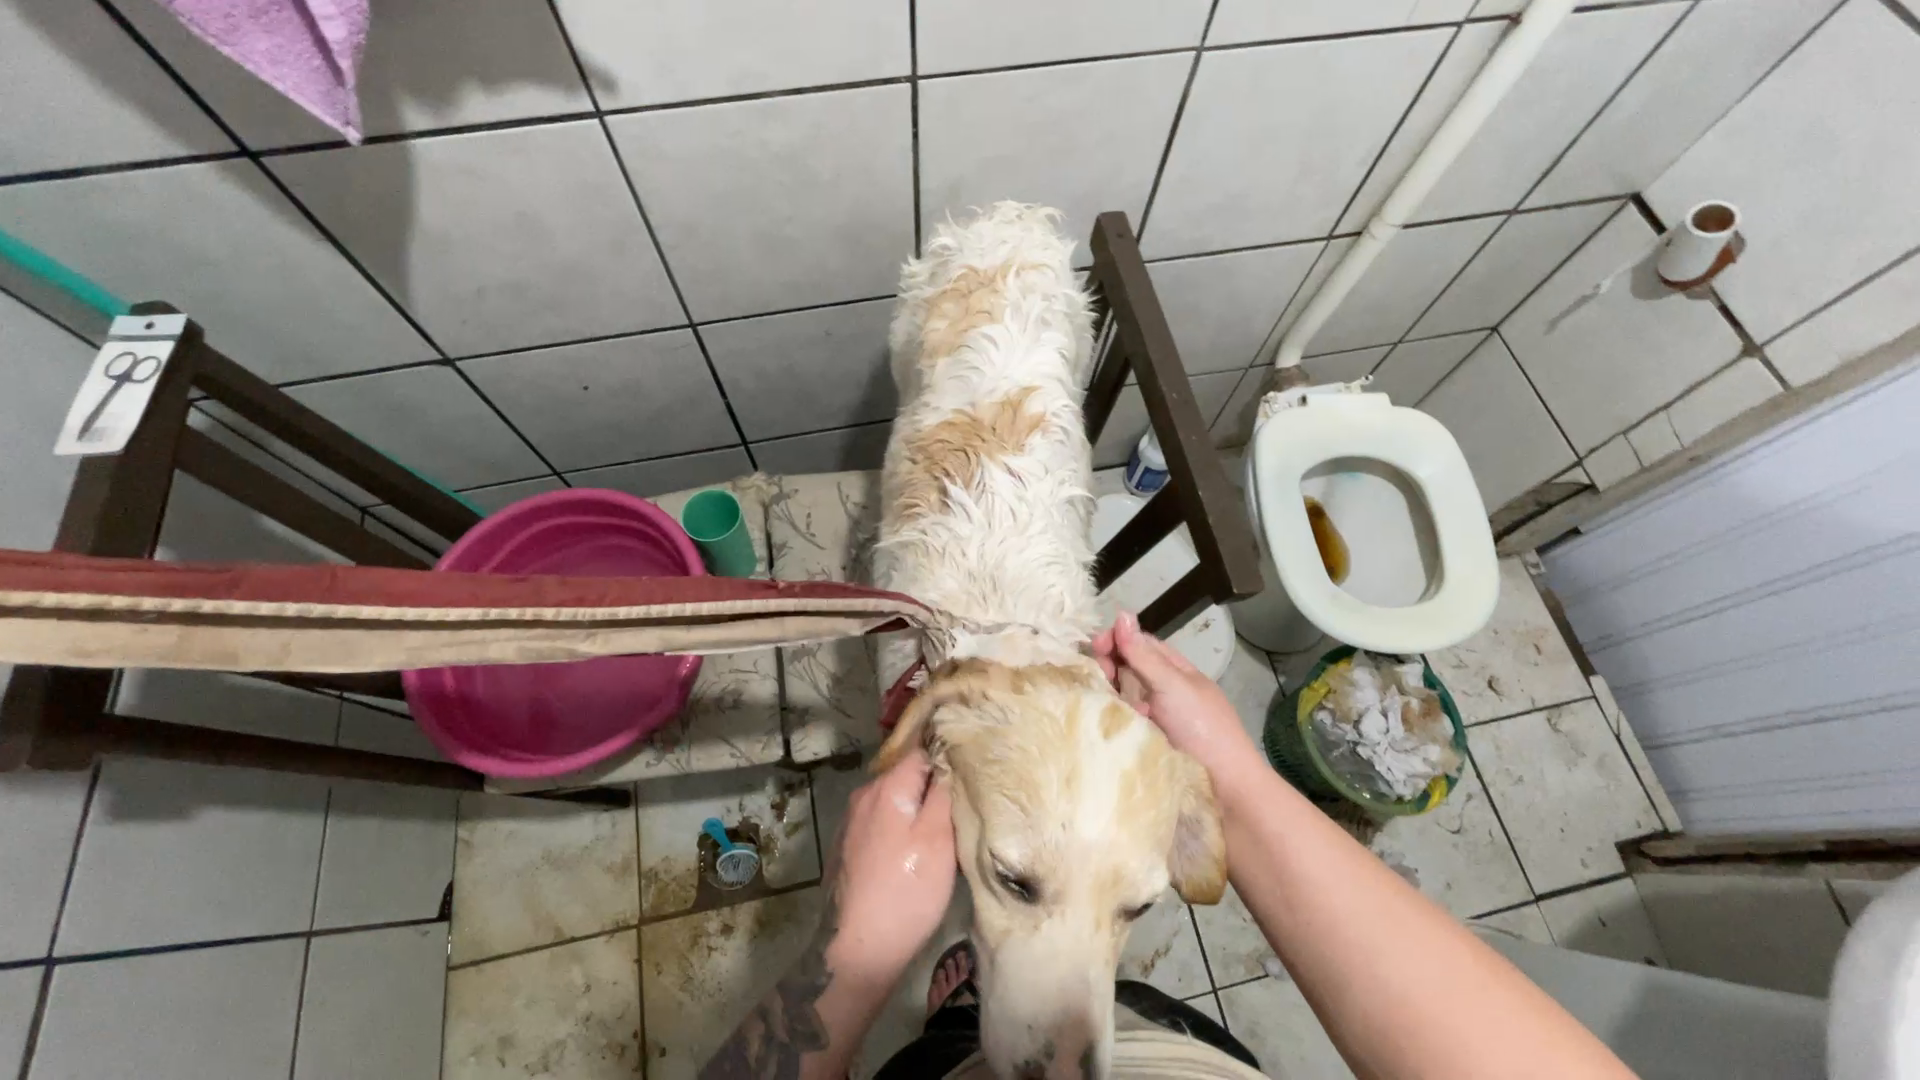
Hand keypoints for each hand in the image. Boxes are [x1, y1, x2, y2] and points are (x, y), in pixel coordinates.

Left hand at [823, 748, 955, 987]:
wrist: (858, 949)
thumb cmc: (907, 891)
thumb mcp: (938, 839)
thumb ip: (943, 792)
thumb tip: (948, 757)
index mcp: (886, 787)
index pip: (922, 750)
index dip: (948, 755)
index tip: (971, 770)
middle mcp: (864, 795)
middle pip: (907, 774)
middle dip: (933, 784)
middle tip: (963, 804)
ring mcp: (852, 821)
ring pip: (894, 799)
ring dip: (916, 808)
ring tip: (943, 828)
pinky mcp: (848, 846)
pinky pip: (881, 821)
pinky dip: (900, 826)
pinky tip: (914, 850)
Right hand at [1092, 611, 1260, 784]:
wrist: (1224, 791)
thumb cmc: (1203, 730)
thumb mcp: (1173, 685)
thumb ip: (1143, 654)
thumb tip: (1121, 613)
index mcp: (1176, 671)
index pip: (1140, 643)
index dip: (1117, 639)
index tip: (1096, 647)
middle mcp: (1164, 691)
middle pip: (1127, 668)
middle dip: (1109, 666)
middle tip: (1098, 676)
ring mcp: (1155, 719)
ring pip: (1121, 696)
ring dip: (1109, 694)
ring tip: (1101, 701)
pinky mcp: (1145, 744)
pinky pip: (1121, 723)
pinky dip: (1113, 720)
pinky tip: (1108, 725)